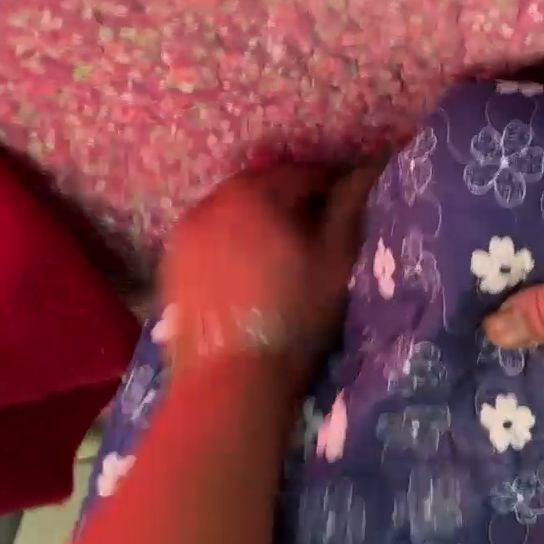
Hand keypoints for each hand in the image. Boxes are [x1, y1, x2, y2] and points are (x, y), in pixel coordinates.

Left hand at [158, 161, 379, 390]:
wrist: (232, 377)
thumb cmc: (296, 311)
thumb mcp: (336, 256)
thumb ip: (350, 206)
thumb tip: (371, 167)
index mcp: (254, 194)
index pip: (304, 171)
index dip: (334, 183)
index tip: (352, 204)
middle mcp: (211, 203)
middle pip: (264, 185)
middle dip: (295, 195)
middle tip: (323, 224)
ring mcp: (185, 233)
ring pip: (234, 208)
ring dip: (264, 215)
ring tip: (290, 245)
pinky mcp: (172, 262)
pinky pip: (212, 233)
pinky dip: (236, 237)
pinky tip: (256, 265)